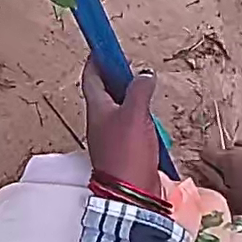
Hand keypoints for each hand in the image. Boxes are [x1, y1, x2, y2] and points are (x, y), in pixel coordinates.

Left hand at [81, 59, 162, 197]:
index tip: (104, 48)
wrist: (131, 192)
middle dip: (115, 77)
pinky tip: (150, 116)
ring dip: (128, 97)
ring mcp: (110, 135)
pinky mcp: (123, 148)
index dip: (97, 62)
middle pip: (104, 92)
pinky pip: (129, 124)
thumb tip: (144, 75)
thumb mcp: (135, 115)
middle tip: (130, 67)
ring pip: (117, 108)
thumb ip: (139, 91)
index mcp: (97, 108)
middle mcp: (100, 120)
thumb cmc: (127, 152)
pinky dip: (138, 116)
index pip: (92, 78)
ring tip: (143, 88)